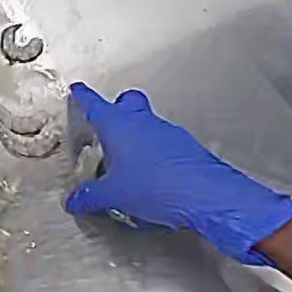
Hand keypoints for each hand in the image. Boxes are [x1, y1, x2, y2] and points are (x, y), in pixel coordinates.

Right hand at [65, 83, 291, 265]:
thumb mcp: (114, 195)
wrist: (215, 201)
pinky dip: (155, 153)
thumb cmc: (159, 186)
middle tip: (105, 125)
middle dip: (116, 107)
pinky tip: (151, 176)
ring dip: (136, 135)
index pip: (93, 102)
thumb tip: (76, 201)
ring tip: (125, 162)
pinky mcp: (189, 150)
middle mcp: (143, 122)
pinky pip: (166, 143)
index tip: (78, 91)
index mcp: (118, 124)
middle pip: (127, 101)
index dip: (83, 96)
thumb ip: (90, 196)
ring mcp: (170, 134)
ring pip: (148, 123)